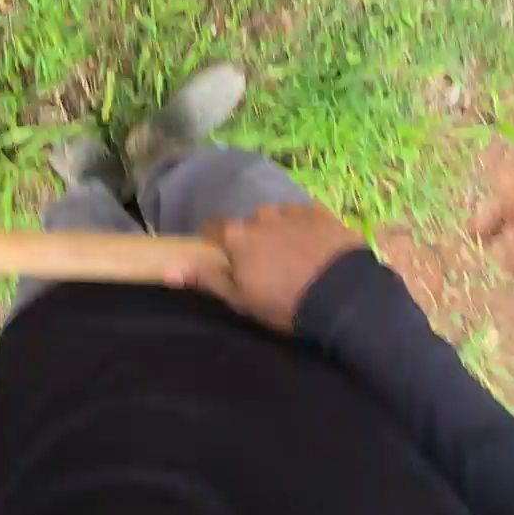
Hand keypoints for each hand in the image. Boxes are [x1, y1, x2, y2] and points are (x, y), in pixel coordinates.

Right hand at [175, 205, 363, 331]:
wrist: (346, 297)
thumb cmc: (286, 303)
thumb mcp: (240, 300)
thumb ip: (206, 279)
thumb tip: (168, 268)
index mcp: (237, 235)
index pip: (214, 230)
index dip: (220, 246)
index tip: (231, 265)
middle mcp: (260, 215)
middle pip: (248, 225)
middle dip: (254, 241)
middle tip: (269, 269)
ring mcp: (293, 211)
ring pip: (277, 219)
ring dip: (280, 233)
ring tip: (296, 260)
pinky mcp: (321, 213)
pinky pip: (304, 217)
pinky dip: (305, 230)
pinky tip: (316, 251)